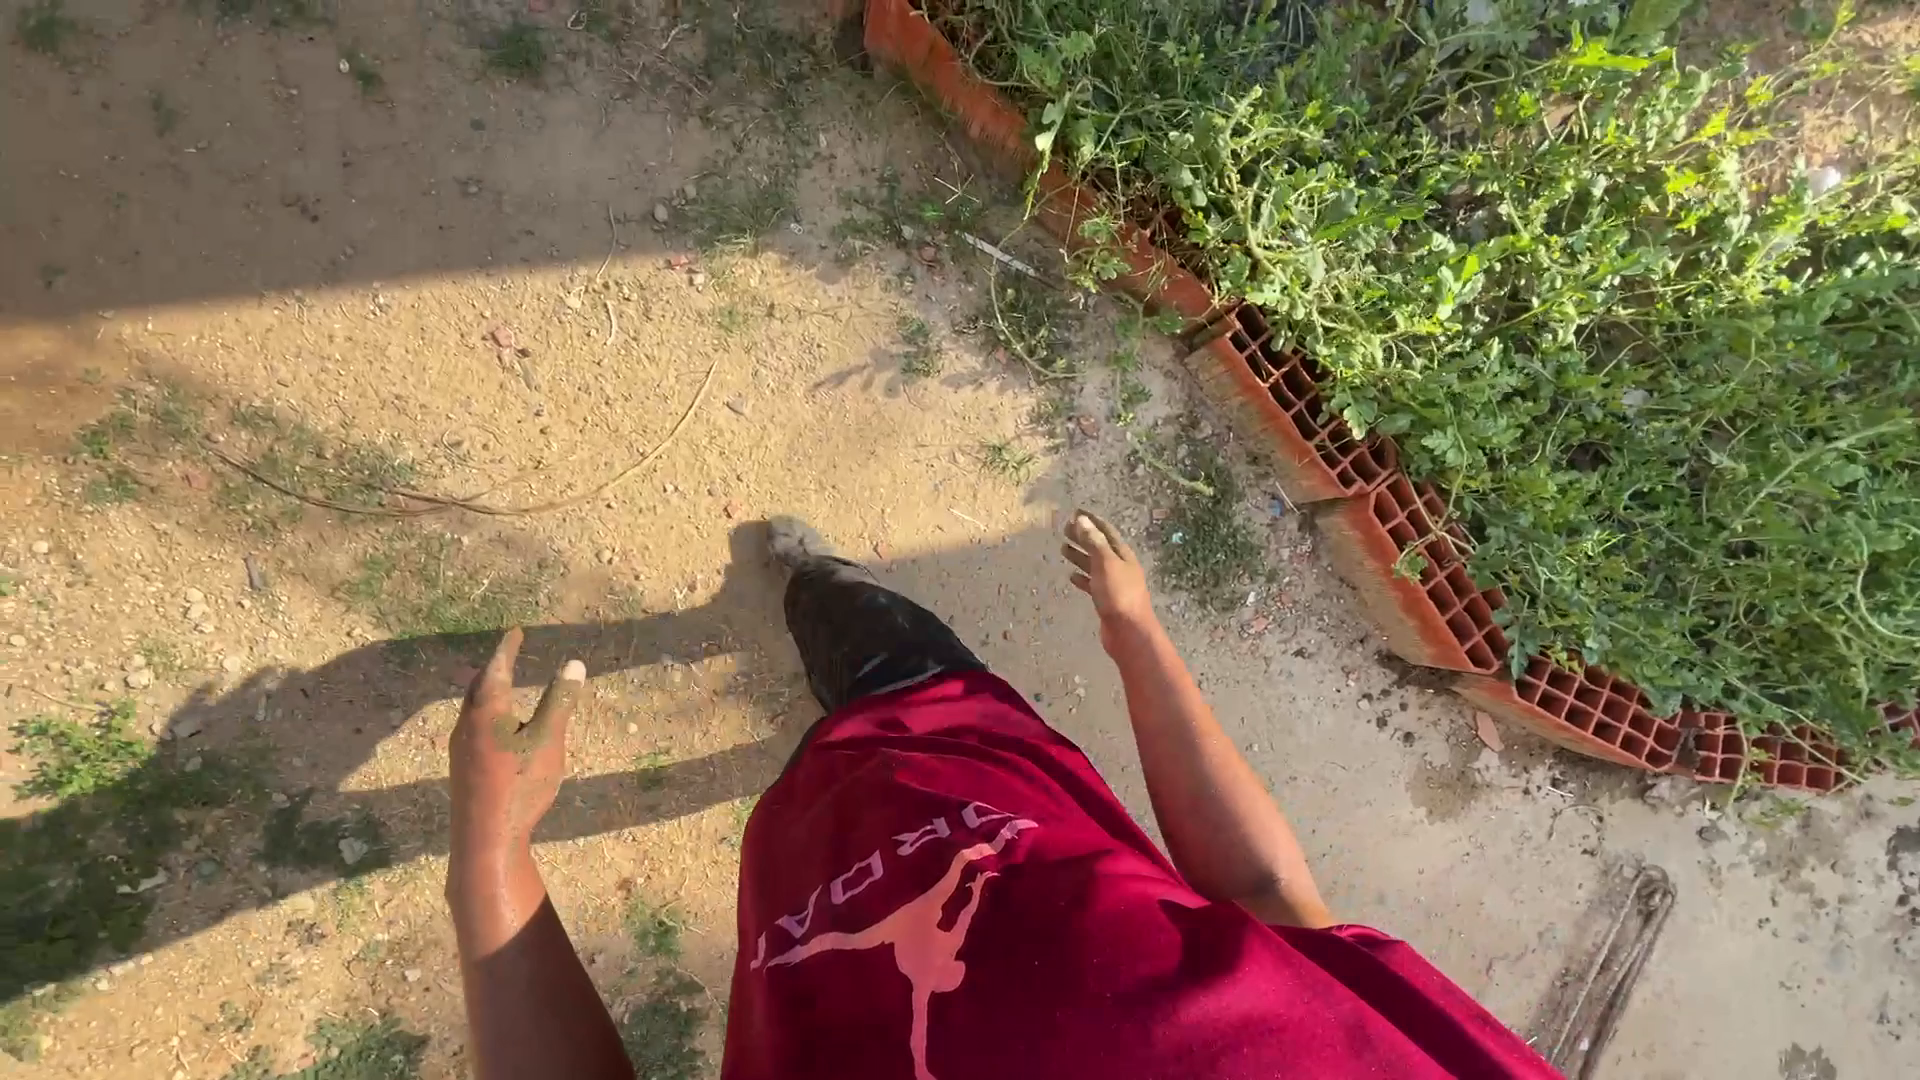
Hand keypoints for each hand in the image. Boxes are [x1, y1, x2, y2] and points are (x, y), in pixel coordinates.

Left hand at [449, 628, 583, 871]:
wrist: (484, 841)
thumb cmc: (520, 786)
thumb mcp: (549, 740)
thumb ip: (561, 701)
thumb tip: (573, 663)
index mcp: (486, 714)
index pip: (496, 670)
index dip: (508, 649)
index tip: (516, 632)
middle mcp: (466, 727)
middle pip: (477, 688)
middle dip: (494, 667)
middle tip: (509, 653)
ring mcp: (460, 750)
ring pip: (472, 708)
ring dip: (488, 690)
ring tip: (503, 683)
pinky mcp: (462, 769)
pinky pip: (473, 725)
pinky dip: (487, 711)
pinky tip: (498, 727)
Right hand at [1061, 510, 1155, 643]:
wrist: (1129, 632)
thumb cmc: (1119, 594)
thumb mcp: (1105, 563)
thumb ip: (1094, 541)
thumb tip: (1082, 520)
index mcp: (1122, 554)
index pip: (1106, 531)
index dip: (1091, 520)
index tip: (1075, 512)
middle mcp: (1119, 566)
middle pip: (1099, 546)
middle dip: (1083, 536)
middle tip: (1065, 528)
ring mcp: (1113, 583)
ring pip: (1094, 564)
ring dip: (1080, 555)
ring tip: (1063, 548)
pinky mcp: (1106, 600)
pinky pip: (1092, 584)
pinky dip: (1082, 577)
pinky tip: (1072, 576)